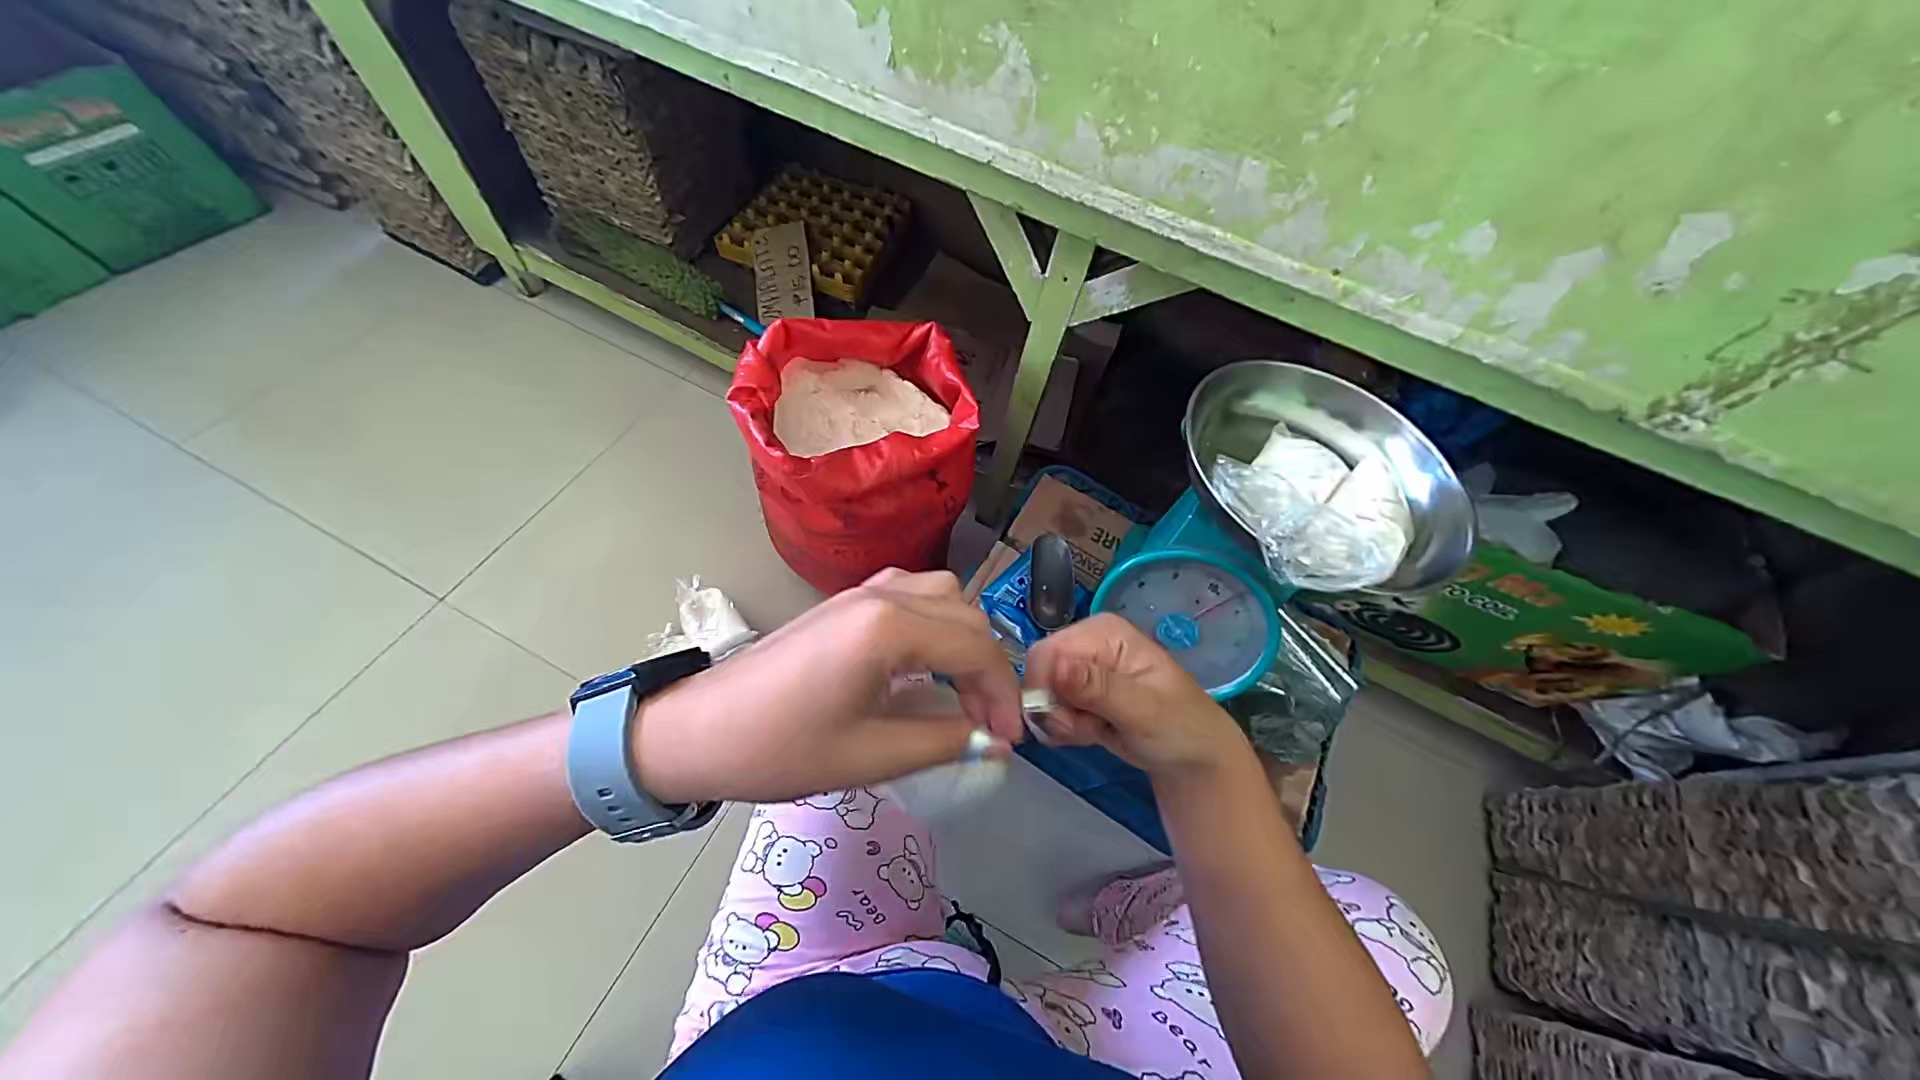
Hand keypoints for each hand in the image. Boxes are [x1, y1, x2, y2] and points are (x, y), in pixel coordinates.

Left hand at [631, 569, 1022, 803]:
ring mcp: (860, 592)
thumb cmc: (778, 748)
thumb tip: (996, 742)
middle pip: (966, 615)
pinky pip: (911, 598)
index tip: (1009, 741)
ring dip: (963, 640)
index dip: (1003, 695)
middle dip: (988, 669)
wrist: (696, 730)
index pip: (976, 648)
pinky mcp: (844, 603)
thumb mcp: (870, 756)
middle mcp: (882, 595)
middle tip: (987, 723)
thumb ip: (945, 742)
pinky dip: (934, 627)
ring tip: (961, 692)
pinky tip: (923, 667)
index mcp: (888, 628)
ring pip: (942, 596)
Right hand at [1023, 613, 1253, 781]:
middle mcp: (1087, 644)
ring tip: (1095, 731)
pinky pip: (1049, 712)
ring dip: (1061, 723)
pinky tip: (1090, 734)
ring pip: (1041, 697)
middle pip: (1039, 674)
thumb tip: (1058, 668)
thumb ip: (1099, 688)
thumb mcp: (1144, 710)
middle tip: (1084, 730)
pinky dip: (1063, 729)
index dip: (1044, 689)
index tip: (1064, 722)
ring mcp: (1081, 671)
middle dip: (1054, 709)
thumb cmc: (1182, 729)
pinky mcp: (1078, 696)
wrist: (1197, 762)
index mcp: (1103, 631)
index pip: (1047, 653)